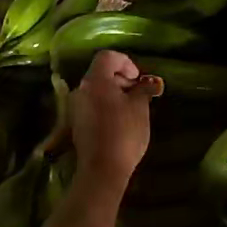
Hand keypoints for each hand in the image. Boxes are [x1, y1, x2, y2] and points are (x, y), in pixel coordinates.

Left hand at [69, 51, 160, 181]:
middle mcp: (81, 89)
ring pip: (96, 90)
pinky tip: (120, 121)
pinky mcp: (76, 123)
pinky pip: (92, 104)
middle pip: (101, 73)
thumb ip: (144, 89)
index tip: (139, 79)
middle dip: (122, 79)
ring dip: (114, 93)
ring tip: (132, 108)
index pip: (108, 57)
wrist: (102, 169)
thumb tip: (150, 83)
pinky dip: (106, 105)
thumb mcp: (140, 107)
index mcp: (95, 81)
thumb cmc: (124, 133)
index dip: (126, 63)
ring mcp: (75, 107)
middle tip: (139, 93)